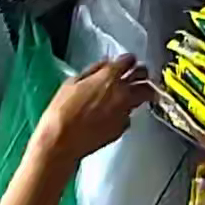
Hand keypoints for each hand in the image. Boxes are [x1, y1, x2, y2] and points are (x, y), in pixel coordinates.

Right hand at [33, 55, 149, 168]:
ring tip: (131, 95)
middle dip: (141, 72)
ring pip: (144, 94)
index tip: (126, 63)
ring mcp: (126, 108)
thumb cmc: (59, 113)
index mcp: (109, 76)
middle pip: (144, 74)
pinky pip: (130, 115)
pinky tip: (115, 116)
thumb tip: (105, 64)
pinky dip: (125, 113)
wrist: (59, 144)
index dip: (127, 60)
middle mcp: (123, 90)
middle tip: (136, 75)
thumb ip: (93, 71)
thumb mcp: (70, 84)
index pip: (129, 59)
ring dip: (140, 91)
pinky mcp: (124, 125)